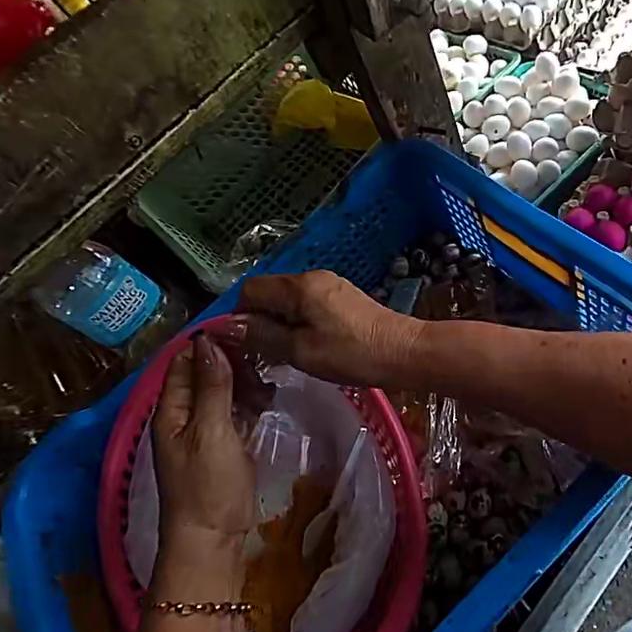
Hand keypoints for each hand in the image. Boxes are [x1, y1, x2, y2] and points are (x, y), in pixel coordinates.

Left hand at [151, 334, 255, 563]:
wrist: (213, 540)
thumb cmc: (207, 485)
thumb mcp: (210, 431)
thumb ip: (212, 386)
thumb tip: (209, 341)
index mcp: (172, 410)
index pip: (184, 362)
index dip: (208, 343)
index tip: (242, 329)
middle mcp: (185, 416)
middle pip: (205, 374)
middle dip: (231, 361)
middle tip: (263, 352)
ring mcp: (205, 431)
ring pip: (223, 392)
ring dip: (243, 380)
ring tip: (270, 371)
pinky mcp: (225, 445)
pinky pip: (235, 412)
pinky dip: (249, 402)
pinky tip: (268, 396)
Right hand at [234, 271, 421, 388]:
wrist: (405, 353)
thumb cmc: (352, 354)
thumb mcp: (301, 351)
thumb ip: (262, 336)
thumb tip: (226, 326)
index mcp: (299, 286)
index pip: (250, 289)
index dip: (238, 315)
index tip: (240, 345)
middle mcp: (312, 277)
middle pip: (268, 293)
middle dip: (258, 321)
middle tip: (259, 355)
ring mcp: (329, 285)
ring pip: (287, 300)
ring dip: (277, 324)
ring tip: (281, 354)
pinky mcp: (341, 298)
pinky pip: (305, 305)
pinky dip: (296, 323)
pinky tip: (304, 347)